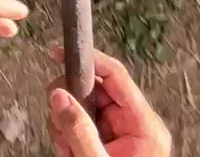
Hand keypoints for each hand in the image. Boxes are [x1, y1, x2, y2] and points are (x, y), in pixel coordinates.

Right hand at [44, 47, 171, 156]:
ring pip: (82, 103)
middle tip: (58, 122)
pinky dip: (68, 132)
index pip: (114, 74)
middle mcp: (135, 123)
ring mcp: (122, 132)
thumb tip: (58, 94)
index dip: (85, 59)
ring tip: (66, 148)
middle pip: (93, 87)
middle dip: (68, 100)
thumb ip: (78, 131)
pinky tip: (68, 150)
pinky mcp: (110, 141)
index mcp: (144, 125)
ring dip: (65, 120)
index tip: (54, 52)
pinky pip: (82, 120)